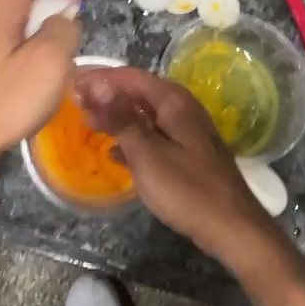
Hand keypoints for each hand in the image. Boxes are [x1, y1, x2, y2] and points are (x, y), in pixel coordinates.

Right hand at [75, 67, 274, 263]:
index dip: (100, 78)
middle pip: (138, 92)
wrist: (233, 228)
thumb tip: (96, 88)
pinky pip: (153, 136)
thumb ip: (120, 119)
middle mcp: (181, 108)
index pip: (130, 77)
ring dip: (117, 117)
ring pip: (144, 115)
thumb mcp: (146, 153)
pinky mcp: (187, 154)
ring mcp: (186, 132)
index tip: (72, 86)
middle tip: (76, 104)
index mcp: (173, 101)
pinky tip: (115, 153)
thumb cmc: (187, 188)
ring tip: (89, 124)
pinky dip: (132, 139)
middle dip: (107, 95)